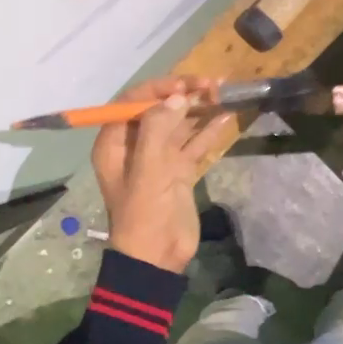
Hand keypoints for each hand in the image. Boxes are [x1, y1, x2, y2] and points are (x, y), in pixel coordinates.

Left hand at [92, 76, 231, 272]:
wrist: (156, 259)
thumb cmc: (144, 214)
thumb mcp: (148, 171)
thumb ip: (159, 130)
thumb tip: (177, 97)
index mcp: (115, 143)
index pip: (133, 102)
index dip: (160, 88)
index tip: (187, 84)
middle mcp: (135, 147)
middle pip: (159, 110)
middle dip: (184, 94)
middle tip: (213, 85)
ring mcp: (158, 160)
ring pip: (179, 125)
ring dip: (199, 109)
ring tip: (224, 94)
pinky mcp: (178, 173)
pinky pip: (193, 145)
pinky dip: (208, 131)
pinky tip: (227, 117)